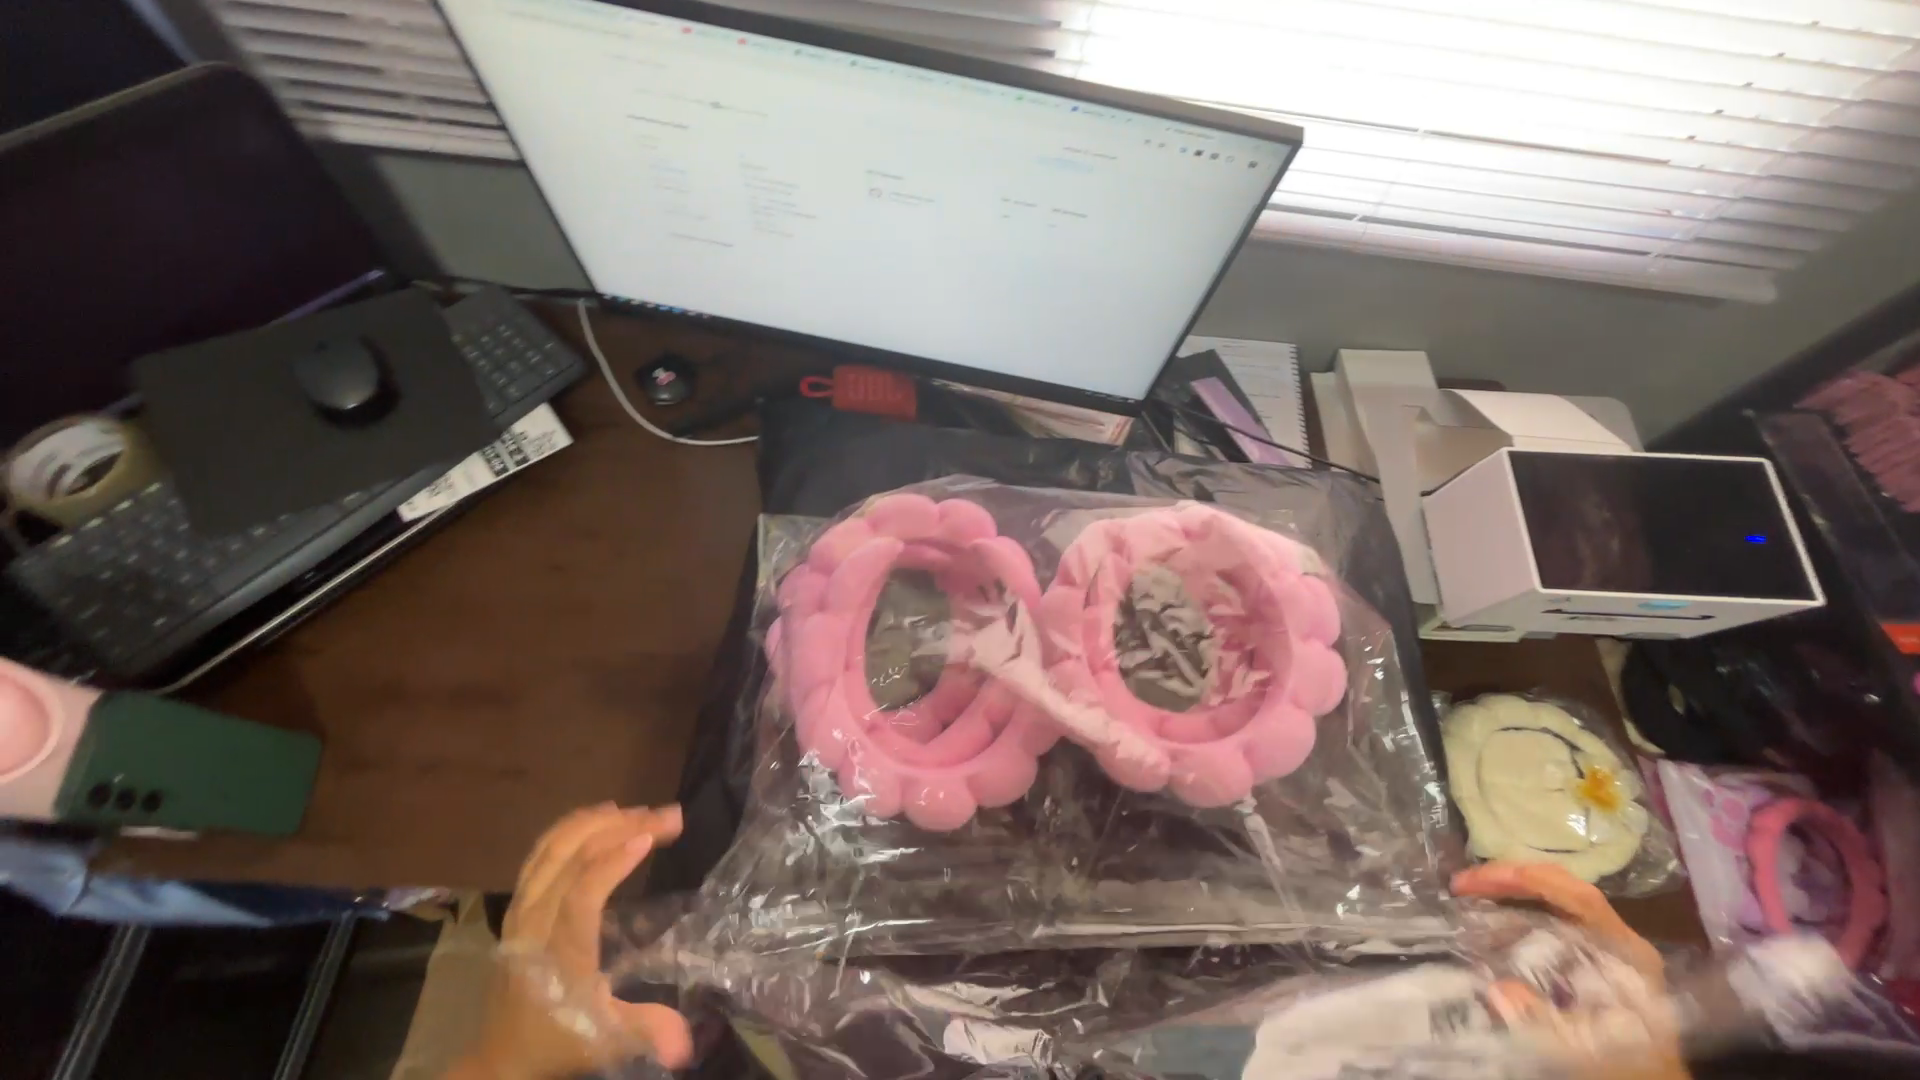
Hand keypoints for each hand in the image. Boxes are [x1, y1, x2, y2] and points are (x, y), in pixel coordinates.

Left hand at [450, 803, 693, 1079]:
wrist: (500, 1055)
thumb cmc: (557, 1040)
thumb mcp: (603, 1040)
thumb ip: (644, 1030)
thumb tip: (687, 1045)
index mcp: (557, 952)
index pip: (580, 894)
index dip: (613, 862)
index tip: (650, 837)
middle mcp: (534, 920)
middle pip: (572, 857)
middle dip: (624, 827)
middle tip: (670, 816)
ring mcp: (522, 907)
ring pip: (556, 845)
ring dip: (602, 821)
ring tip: (645, 810)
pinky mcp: (519, 901)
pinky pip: (543, 849)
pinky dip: (574, 824)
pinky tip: (604, 813)